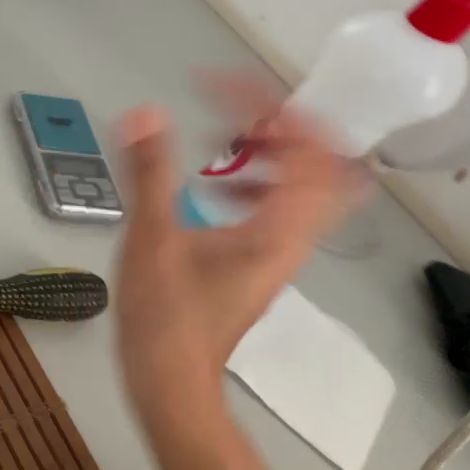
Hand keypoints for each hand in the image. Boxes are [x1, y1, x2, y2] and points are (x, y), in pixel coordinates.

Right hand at [112, 80, 354, 419]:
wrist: (172, 382)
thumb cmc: (165, 315)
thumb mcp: (151, 238)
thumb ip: (149, 173)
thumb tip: (146, 114)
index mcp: (279, 227)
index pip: (307, 149)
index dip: (270, 107)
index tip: (219, 87)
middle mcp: (293, 236)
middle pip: (324, 164)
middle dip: (283, 127)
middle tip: (235, 112)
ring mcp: (281, 251)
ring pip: (306, 186)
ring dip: (272, 153)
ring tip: (226, 140)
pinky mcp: (261, 261)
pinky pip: (281, 207)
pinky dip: (257, 181)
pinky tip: (214, 187)